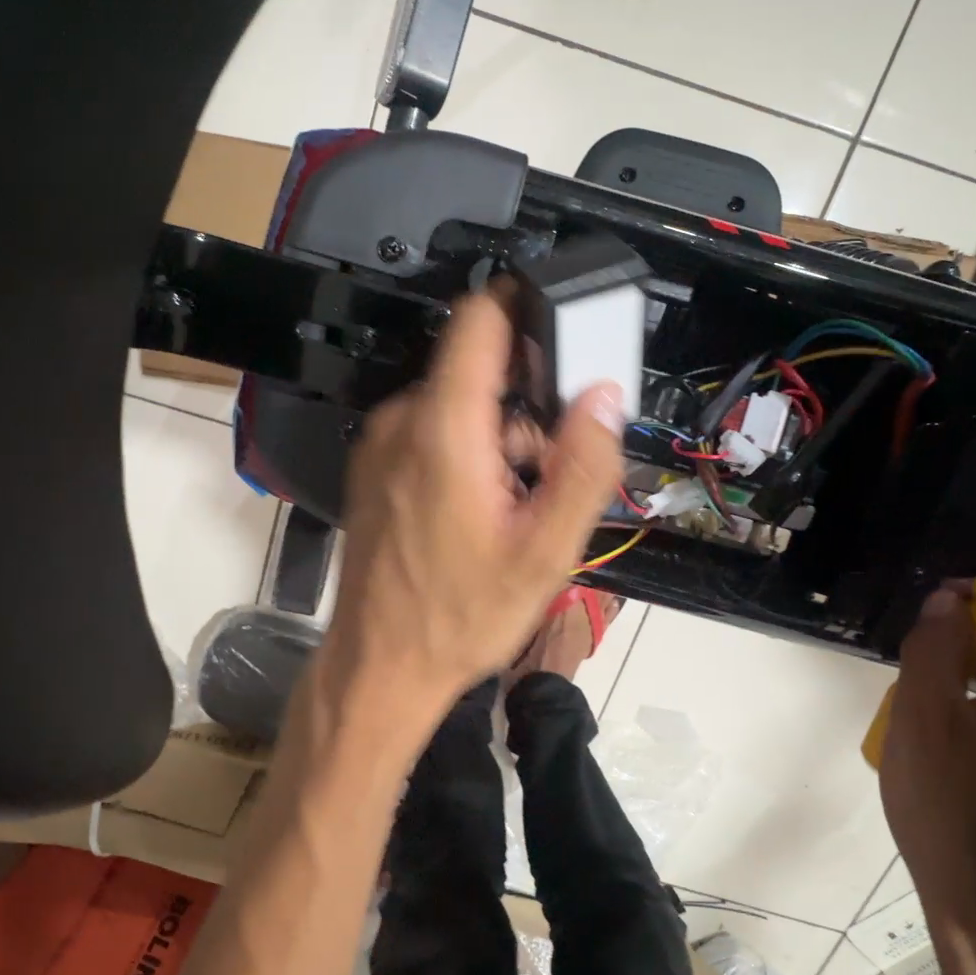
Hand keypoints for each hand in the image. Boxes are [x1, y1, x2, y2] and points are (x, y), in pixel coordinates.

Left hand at [314, 287, 625, 755]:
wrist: (380, 665)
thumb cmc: (460, 616)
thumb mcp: (545, 550)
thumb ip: (582, 465)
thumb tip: (601, 395)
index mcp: (443, 429)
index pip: (479, 319)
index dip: (524, 309)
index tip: (564, 332)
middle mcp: (402, 423)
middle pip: (475, 370)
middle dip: (525, 403)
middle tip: (550, 467)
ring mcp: (380, 447)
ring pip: (454, 405)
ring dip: (497, 436)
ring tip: (516, 504)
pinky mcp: (374, 471)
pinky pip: (429, 434)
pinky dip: (464, 453)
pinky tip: (479, 511)